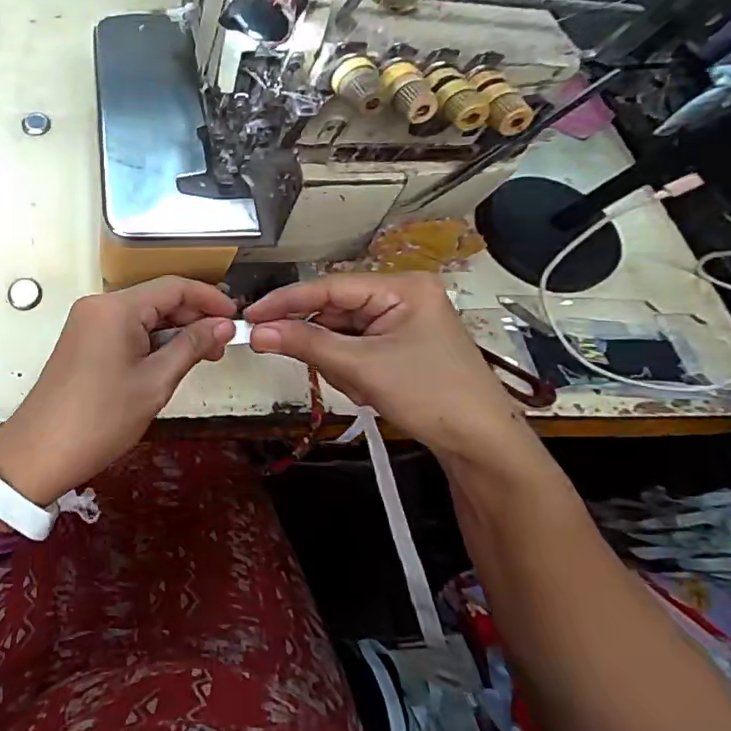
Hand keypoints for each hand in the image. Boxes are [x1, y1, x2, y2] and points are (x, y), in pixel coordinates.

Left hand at [0, 276, 236, 506]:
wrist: (41, 451)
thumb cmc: (101, 418)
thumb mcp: (156, 382)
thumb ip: (192, 346)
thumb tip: (223, 325)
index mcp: (115, 308)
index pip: (174, 287)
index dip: (210, 299)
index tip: (237, 319)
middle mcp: (98, 306)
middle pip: (157, 299)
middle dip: (193, 318)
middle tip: (222, 347)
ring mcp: (87, 323)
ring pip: (142, 316)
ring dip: (173, 332)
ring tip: (201, 358)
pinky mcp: (82, 341)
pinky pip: (124, 330)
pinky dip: (150, 341)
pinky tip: (170, 361)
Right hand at [244, 273, 528, 458]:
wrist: (481, 444)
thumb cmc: (429, 395)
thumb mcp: (361, 367)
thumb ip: (306, 344)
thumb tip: (257, 332)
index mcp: (402, 287)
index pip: (330, 286)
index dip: (286, 301)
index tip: (250, 315)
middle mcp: (402, 297)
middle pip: (335, 310)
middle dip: (318, 340)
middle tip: (284, 354)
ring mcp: (402, 323)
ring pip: (343, 333)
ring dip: (337, 361)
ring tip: (360, 387)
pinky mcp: (400, 346)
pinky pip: (356, 349)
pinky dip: (349, 369)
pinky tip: (366, 391)